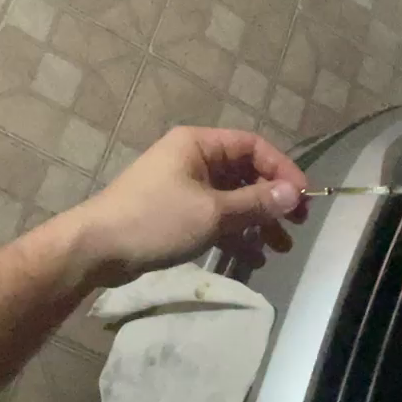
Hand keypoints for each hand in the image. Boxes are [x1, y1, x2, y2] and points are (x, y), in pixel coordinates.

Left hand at [57, 127, 308, 288]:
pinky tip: (253, 257)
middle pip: (244, 172)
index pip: (253, 146)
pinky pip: (214, 215)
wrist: (97, 248)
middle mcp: (191, 158)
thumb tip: (295, 193)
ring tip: (279, 249)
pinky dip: (234, 232)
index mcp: (198, 144)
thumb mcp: (212, 213)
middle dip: (272, 199)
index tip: (305, 199)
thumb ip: (255, 202)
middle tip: (297, 226)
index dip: (283, 170)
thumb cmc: (156, 221)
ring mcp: (181, 185)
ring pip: (231, 197)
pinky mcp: (174, 211)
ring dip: (256, 220)